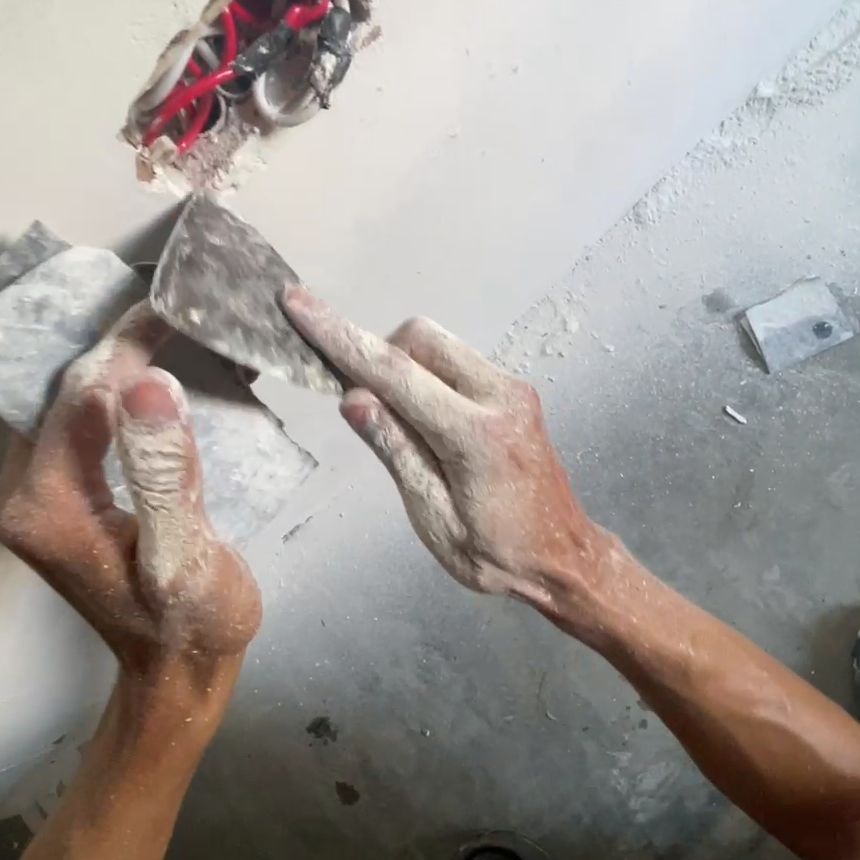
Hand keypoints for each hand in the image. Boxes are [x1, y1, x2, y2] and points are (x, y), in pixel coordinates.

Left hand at [0, 323, 261, 683]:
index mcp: (42, 507)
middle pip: (62, 392)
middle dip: (119, 346)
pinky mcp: (64, 494)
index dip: (122, 348)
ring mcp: (39, 493)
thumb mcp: (186, 558)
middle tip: (182, 309)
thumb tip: (147, 383)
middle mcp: (22, 492)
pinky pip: (86, 424)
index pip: (75, 397)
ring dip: (122, 365)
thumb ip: (164, 475)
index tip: (176, 306)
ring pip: (72, 402)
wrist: (181, 671)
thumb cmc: (192, 626)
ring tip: (179, 330)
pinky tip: (163, 376)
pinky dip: (123, 394)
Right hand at [280, 287, 613, 608]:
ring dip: (404, 366)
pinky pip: (457, 362)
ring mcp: (514, 389)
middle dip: (379, 355)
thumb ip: (397, 454)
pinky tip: (428, 422)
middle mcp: (501, 396)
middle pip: (420, 337)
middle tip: (367, 408)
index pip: (395, 373)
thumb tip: (353, 397)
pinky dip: (427, 376)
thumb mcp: (434, 521)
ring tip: (400, 424)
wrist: (562, 556)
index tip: (297, 303)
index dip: (340, 337)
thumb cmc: (496, 555)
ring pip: (439, 344)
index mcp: (477, 435)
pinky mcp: (516, 391)